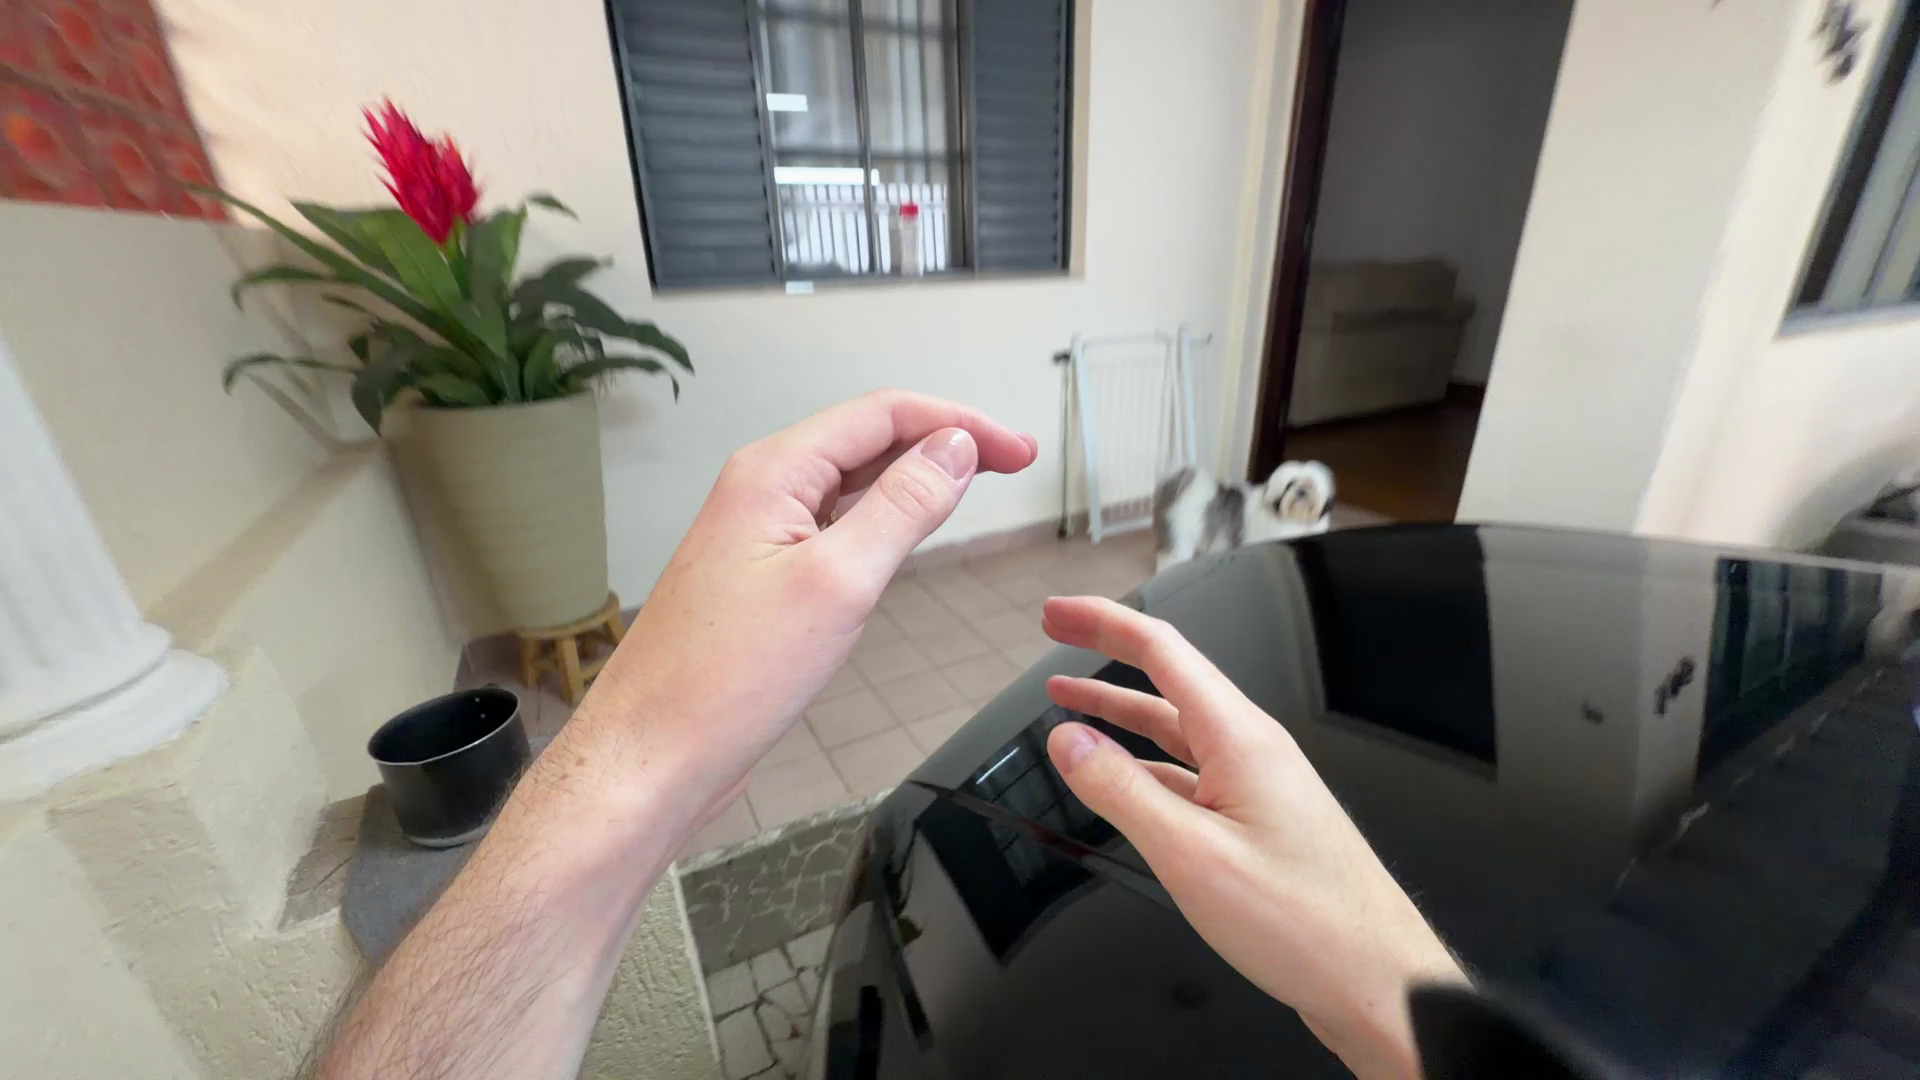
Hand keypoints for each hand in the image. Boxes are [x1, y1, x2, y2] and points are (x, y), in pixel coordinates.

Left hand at [316, 393, 1033, 1079]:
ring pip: (854, 483)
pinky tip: (908, 530)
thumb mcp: (838, 582)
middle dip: (944, 443)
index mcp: (775, 471)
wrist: (654, 756)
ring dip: (916, 478)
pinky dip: (884, 519)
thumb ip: (902, 506)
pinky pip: (837, 526)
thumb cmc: (727, 678)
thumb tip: (954, 450)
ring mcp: (763, 533)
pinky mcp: (767, 575)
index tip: (1015, 450)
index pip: (885, 414)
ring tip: (973, 485)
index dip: (959, 422)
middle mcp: (765, 490)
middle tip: (1011, 464)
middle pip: (870, 440)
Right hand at [1039, 596, 1463, 1079]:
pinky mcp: (1251, 814)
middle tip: (1057, 631)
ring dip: (1116, 705)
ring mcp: (1252, 779)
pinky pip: (1184, 766)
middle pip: (1165, 675)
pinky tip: (1116, 770)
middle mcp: (1247, 745)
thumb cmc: (1306, 924)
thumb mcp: (1192, 855)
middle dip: (1105, 647)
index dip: (1102, 622)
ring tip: (1068, 696)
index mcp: (1238, 736)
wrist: (1383, 987)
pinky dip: (1140, 757)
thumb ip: (1121, 790)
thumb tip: (1066, 740)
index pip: (1160, 649)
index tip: (1057, 614)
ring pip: (1171, 722)